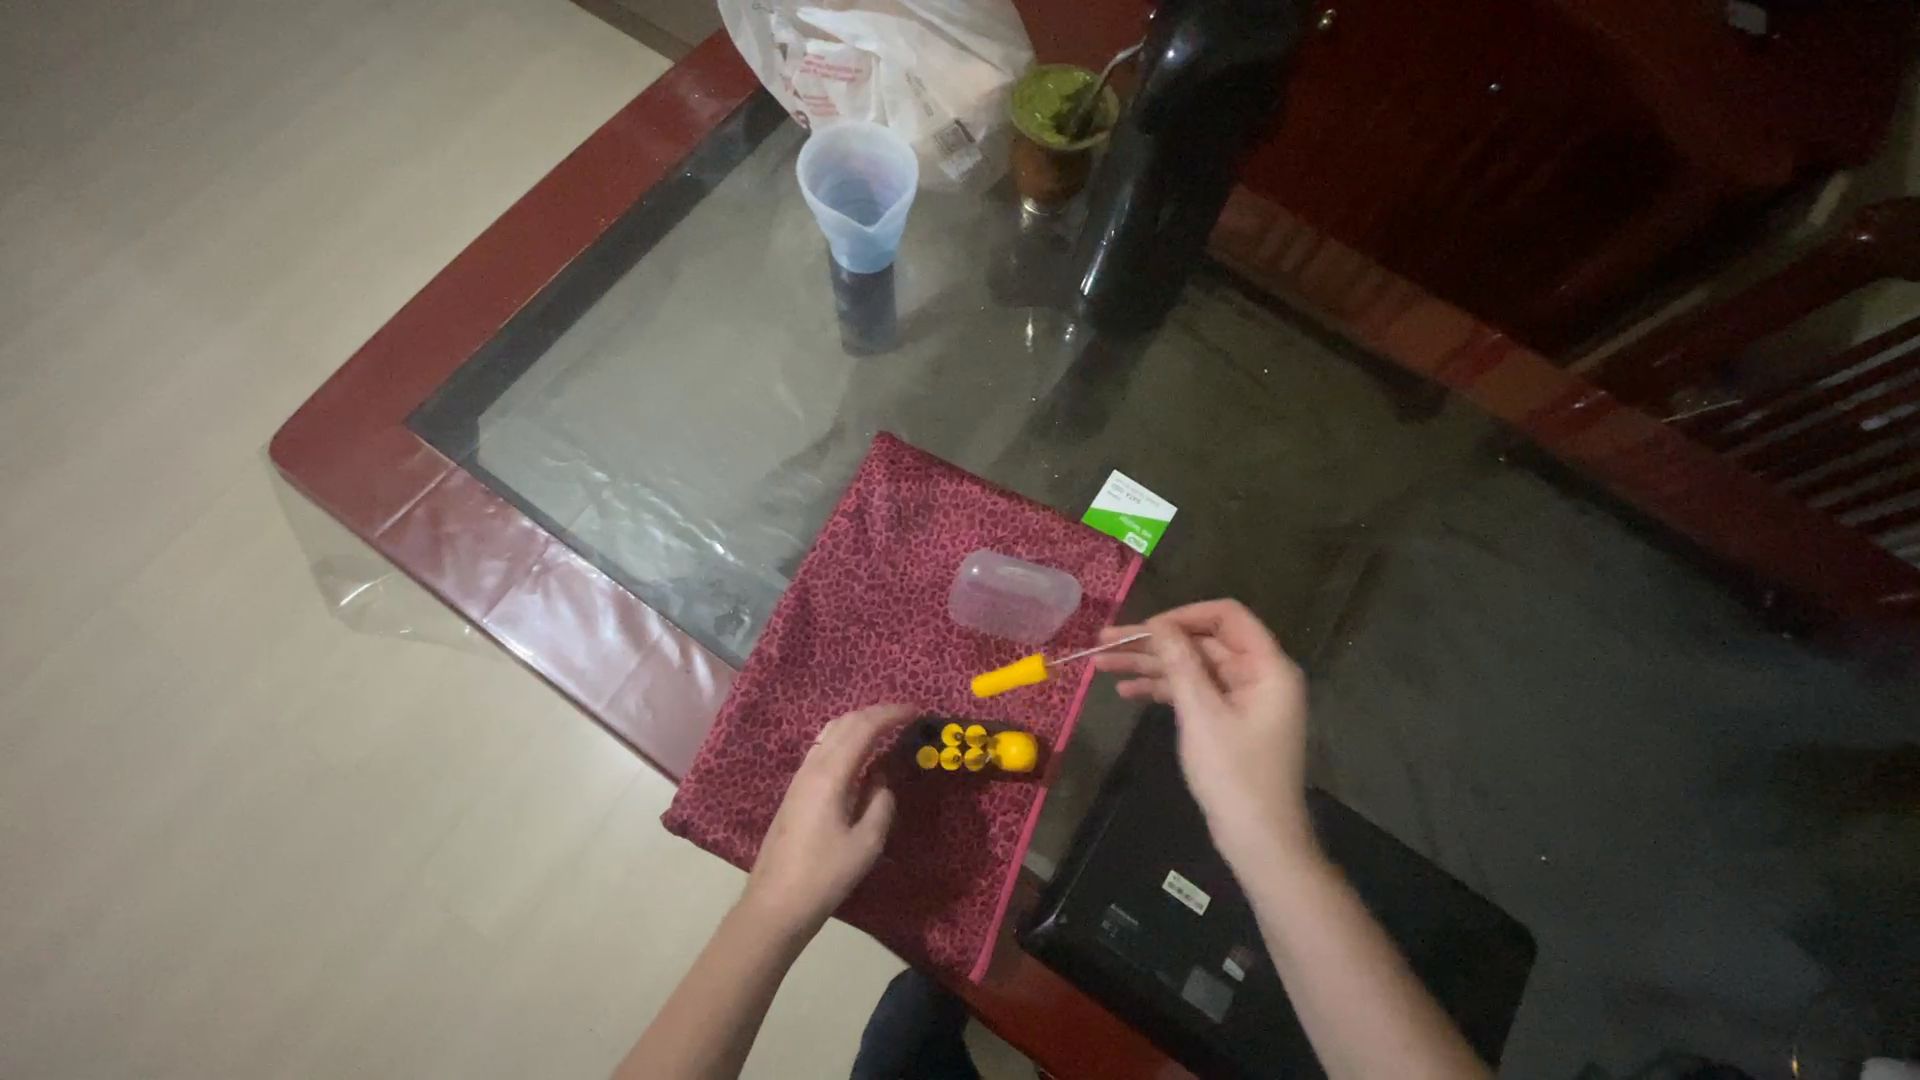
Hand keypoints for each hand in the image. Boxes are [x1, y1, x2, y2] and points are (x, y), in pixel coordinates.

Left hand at [739, 703, 912, 937]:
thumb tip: (882, 780)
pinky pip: (823, 749)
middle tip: (904, 716)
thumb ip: (881, 804)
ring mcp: (799, 778)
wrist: (775, 905)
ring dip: (858, 723)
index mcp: (830, 774)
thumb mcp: (866, 844)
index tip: (916, 711)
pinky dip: (845, 739)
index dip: (891, 714)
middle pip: (844, 723)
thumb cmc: (824, 876)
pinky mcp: (795, 791)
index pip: (863, 727)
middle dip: (875, 713)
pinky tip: (858, 754)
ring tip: (884, 729)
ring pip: (830, 733)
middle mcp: (812, 767)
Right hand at [1091, 601, 1315, 870]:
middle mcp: (1258, 674)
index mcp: (1267, 667)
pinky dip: (1163, 689)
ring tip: (1101, 665)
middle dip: (1153, 642)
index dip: (1182, 616)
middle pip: (1201, 642)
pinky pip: (1194, 691)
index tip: (1144, 628)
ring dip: (1150, 665)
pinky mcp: (1229, 719)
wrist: (1259, 841)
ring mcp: (1243, 698)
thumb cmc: (1234, 775)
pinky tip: (1126, 691)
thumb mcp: (1201, 714)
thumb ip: (1180, 663)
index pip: (1226, 616)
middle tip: (1104, 643)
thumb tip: (1158, 623)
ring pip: (1191, 667)